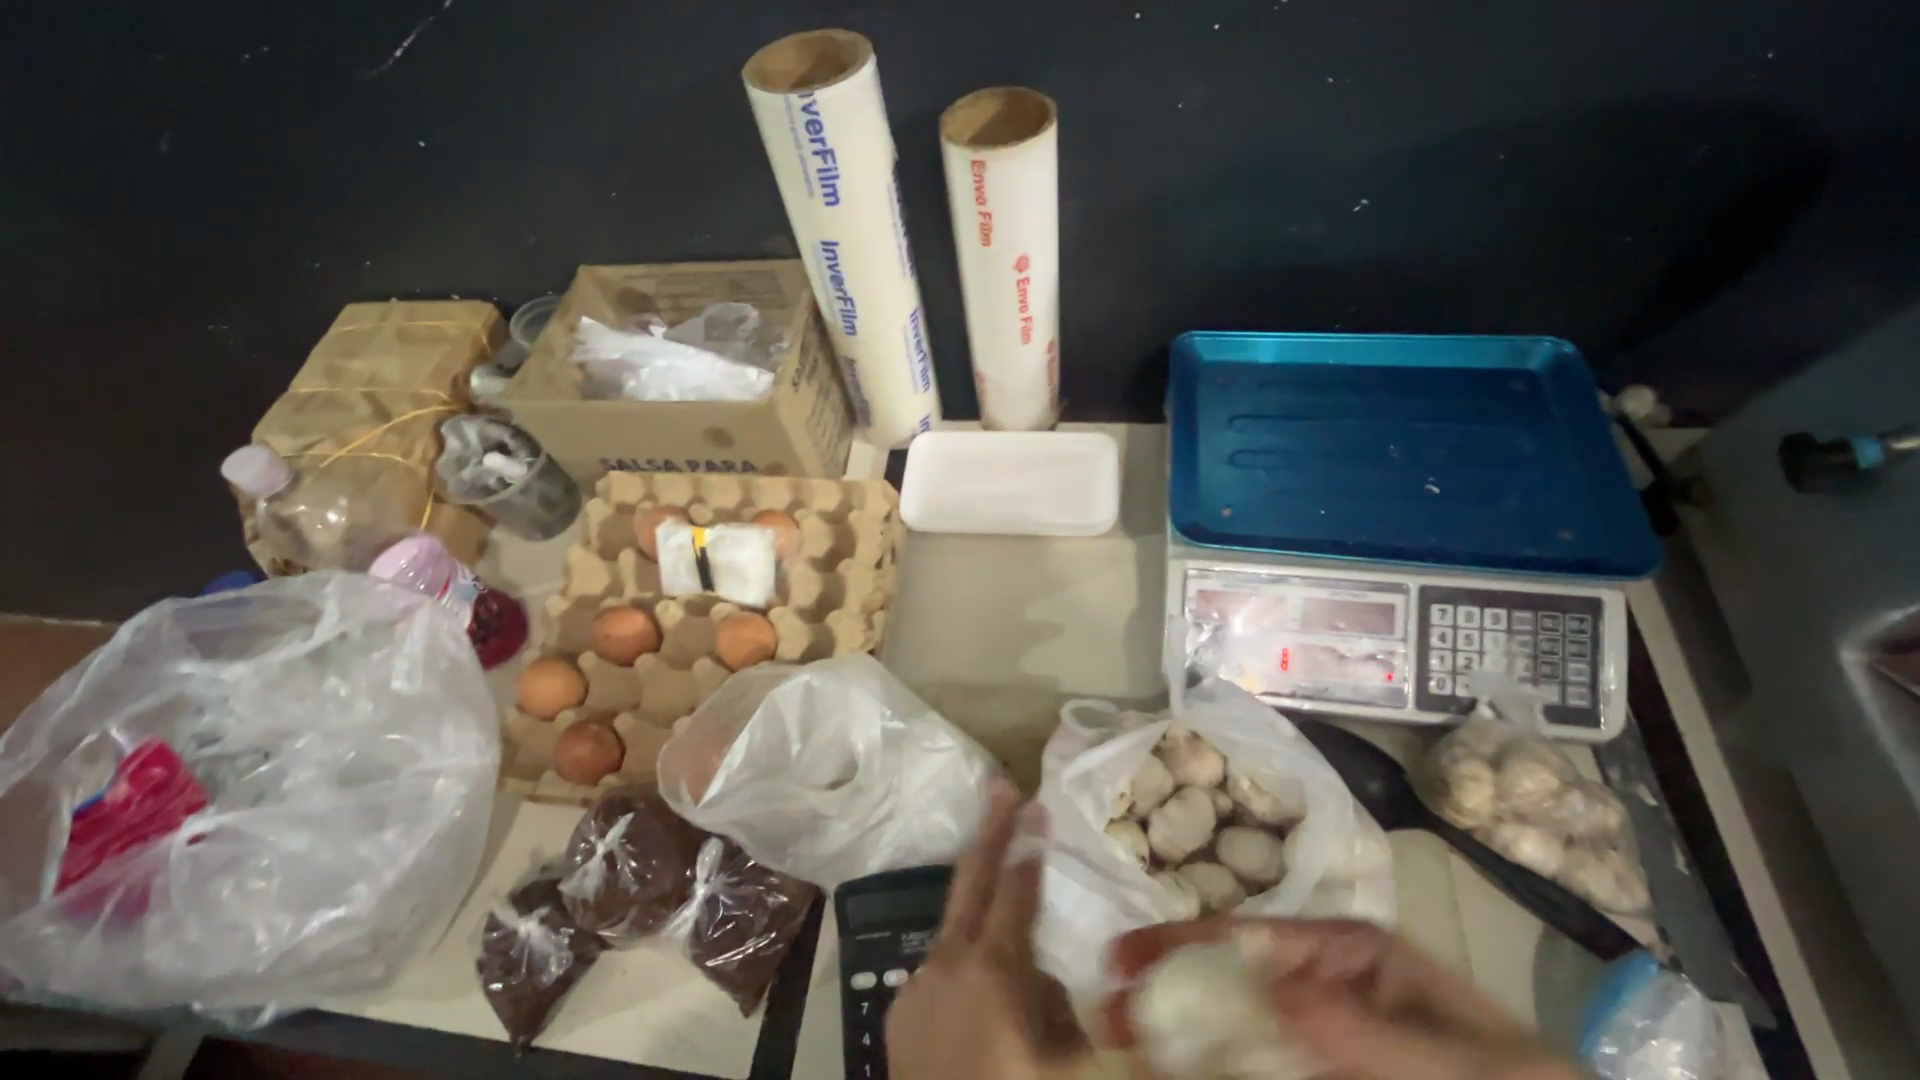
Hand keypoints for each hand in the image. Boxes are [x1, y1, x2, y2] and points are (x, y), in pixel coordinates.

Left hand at [885, 781, 1089, 1079]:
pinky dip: (963, 967)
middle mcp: (947, 962)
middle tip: (1002, 787)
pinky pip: (940, 974)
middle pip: (970, 880)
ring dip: (980, 915)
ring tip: (1010, 928)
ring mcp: (918, 985)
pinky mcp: (901, 1011)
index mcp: (991, 968)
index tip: (1036, 808)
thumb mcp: (1064, 1058)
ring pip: (955, 932)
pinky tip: (980, 1001)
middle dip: (989, 830)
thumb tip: (1051, 977)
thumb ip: (1062, 1006)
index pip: (1013, 890)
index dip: (1027, 847)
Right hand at [1102, 917, 1581, 1079]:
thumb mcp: (1464, 1066)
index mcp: (1349, 957)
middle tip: (1106, 1019)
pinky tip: (1174, 1074)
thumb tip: (1269, 996)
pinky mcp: (1306, 1076)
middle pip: (1226, 987)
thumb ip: (1368, 1034)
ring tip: (1125, 1055)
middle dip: (1165, 997)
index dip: (1182, 943)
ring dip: (1178, 1045)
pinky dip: (1211, 1072)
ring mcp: (1312, 1046)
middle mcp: (1320, 993)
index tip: (1122, 960)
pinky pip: (1252, 1072)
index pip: (1252, 940)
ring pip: (1232, 1038)